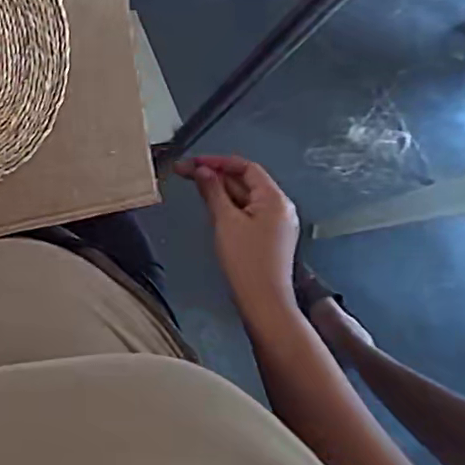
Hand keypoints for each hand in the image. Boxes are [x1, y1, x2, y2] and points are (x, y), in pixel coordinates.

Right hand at [175, 154, 301, 316]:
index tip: (192, 163)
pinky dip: (228, 205)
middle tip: (184, 173)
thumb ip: (213, 191)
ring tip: (192, 186)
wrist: (263, 302)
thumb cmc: (245, 259)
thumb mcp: (225, 220)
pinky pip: (247, 211)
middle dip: (215, 175)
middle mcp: (280, 206)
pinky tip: (211, 206)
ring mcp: (276, 222)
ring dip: (220, 190)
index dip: (218, 162)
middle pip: (245, 181)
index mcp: (274, 198)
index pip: (245, 167)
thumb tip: (202, 170)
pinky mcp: (269, 236)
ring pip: (244, 197)